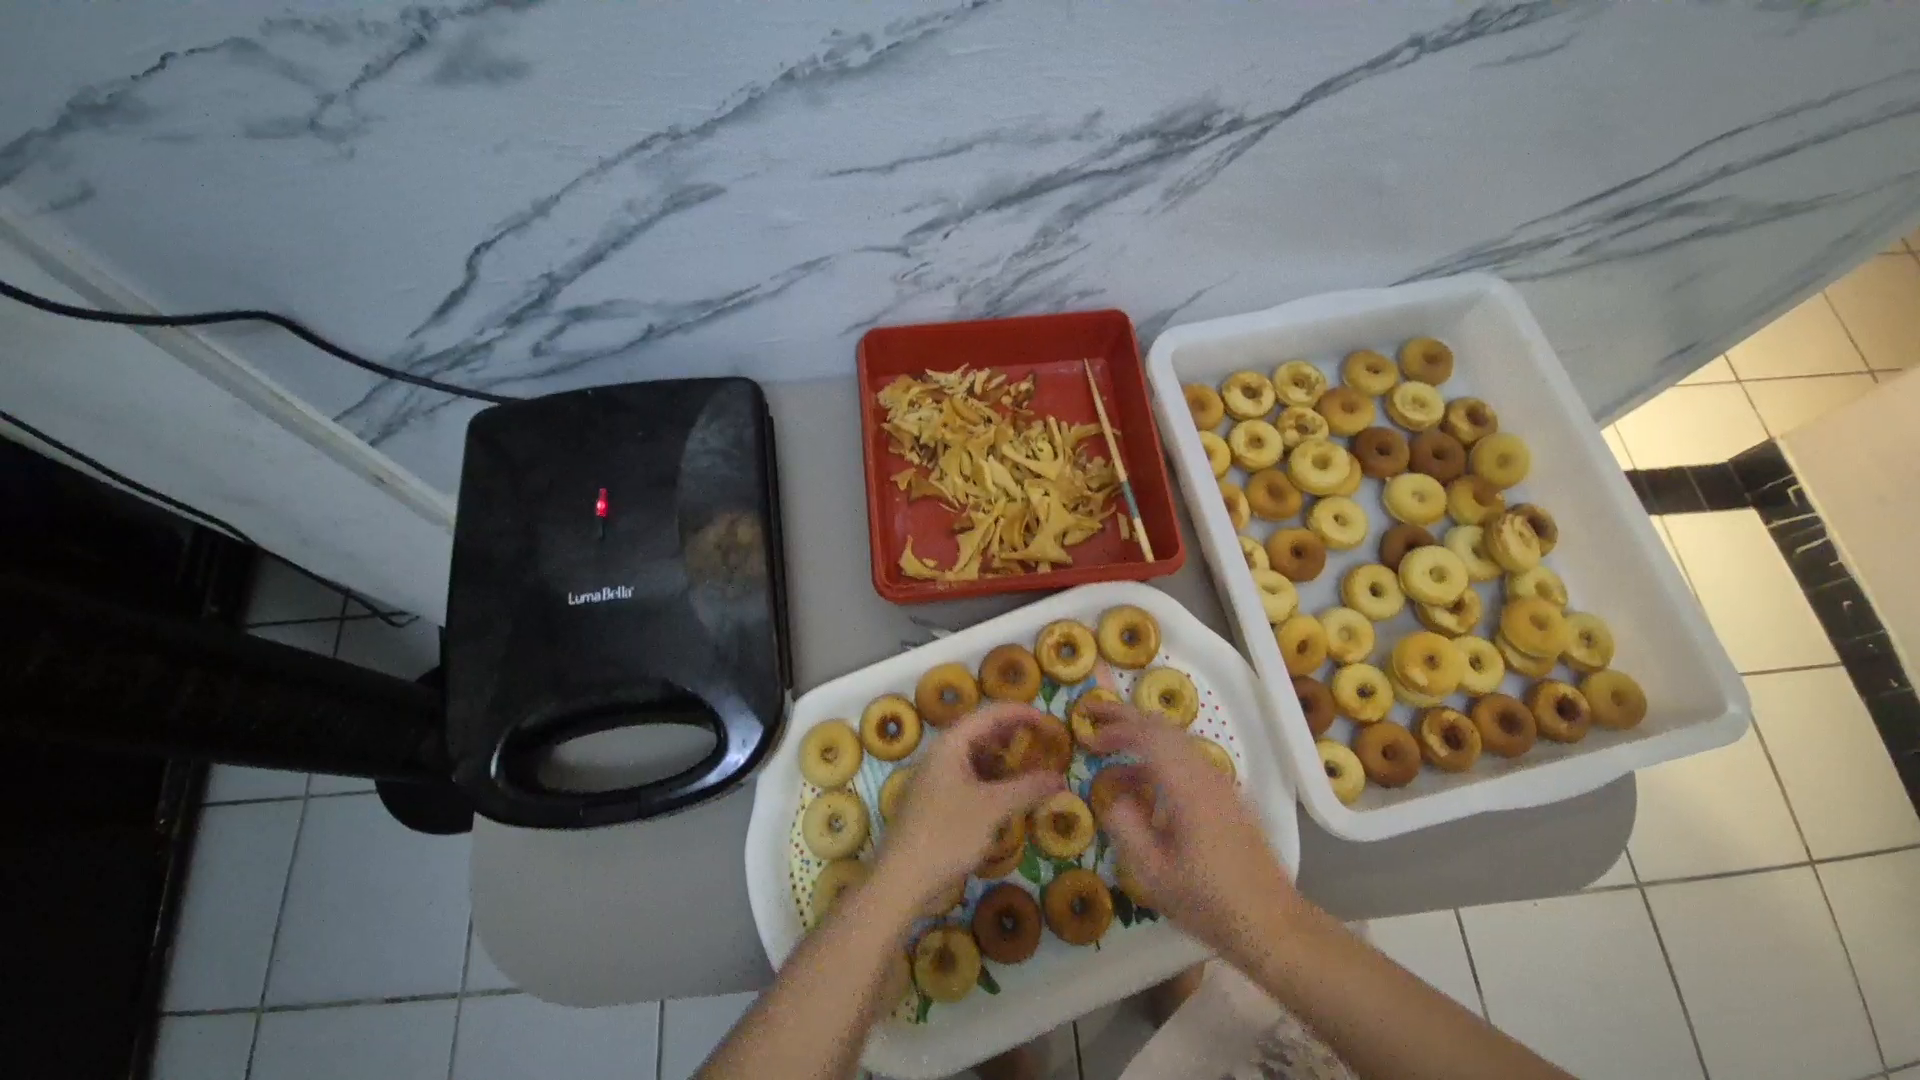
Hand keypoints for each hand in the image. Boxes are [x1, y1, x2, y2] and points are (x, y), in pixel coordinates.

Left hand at [875, 703, 1064, 906]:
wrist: (901, 880)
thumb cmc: (947, 836)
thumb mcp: (993, 809)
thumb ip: (1027, 788)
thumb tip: (1059, 777)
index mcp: (951, 743)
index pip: (992, 713)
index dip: (1024, 714)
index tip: (1053, 725)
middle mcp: (941, 753)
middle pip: (983, 732)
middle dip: (1016, 736)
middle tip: (1047, 746)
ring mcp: (936, 777)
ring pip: (977, 757)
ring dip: (1006, 760)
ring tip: (1035, 769)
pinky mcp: (936, 800)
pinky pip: (970, 778)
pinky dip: (994, 780)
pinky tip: (1010, 795)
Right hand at [1083, 701, 1300, 963]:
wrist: (1272, 924)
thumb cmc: (1209, 902)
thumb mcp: (1153, 874)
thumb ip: (1126, 828)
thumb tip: (1112, 797)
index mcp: (1189, 788)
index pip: (1150, 736)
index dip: (1117, 727)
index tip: (1089, 735)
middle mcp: (1208, 776)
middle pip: (1166, 730)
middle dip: (1128, 720)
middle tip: (1095, 723)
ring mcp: (1222, 786)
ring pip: (1179, 744)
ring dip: (1144, 740)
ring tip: (1112, 756)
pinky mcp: (1228, 800)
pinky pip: (1189, 763)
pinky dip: (1160, 759)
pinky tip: (1143, 786)